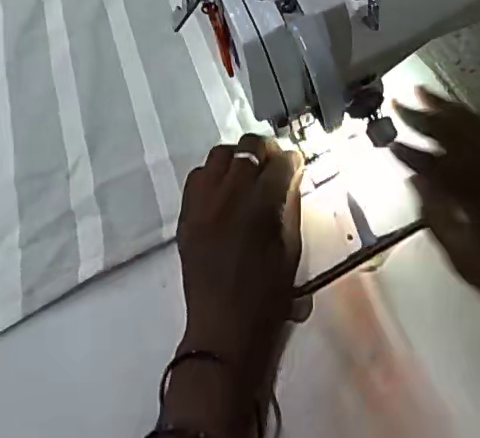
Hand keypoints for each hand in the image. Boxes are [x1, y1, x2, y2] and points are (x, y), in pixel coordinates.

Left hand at [175, 134, 302, 371]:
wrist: (224, 329)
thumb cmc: (268, 298)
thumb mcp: (291, 251)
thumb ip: (290, 207)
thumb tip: (291, 177)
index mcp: (261, 207)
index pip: (279, 164)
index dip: (290, 159)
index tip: (294, 162)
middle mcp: (229, 195)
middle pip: (247, 149)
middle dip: (264, 151)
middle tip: (273, 163)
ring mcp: (202, 201)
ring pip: (219, 155)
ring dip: (237, 159)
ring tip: (247, 174)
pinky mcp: (185, 212)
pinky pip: (198, 176)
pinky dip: (213, 176)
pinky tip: (224, 190)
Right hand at [391, 91, 479, 342]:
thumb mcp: (467, 261)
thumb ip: (437, 218)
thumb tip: (415, 180)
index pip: (436, 162)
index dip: (410, 150)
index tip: (388, 140)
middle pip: (458, 134)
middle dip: (426, 116)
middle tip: (401, 99)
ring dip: (452, 110)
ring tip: (428, 95)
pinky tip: (468, 119)